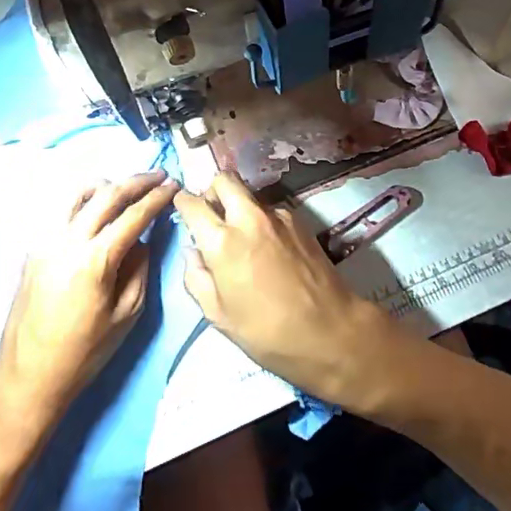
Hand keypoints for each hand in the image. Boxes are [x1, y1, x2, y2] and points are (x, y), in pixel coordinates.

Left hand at [0, 171, 178, 439]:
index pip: (134, 215)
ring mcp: (46, 243)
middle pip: (106, 194)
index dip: (158, 197)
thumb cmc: (84, 353)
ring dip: (108, 185)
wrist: (27, 378)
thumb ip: (140, 268)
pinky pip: (62, 211)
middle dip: (137, 181)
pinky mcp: (34, 250)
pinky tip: (99, 207)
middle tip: (160, 176)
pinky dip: (86, 199)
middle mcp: (67, 242)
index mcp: (94, 260)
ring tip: (129, 187)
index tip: (175, 185)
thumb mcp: (128, 313)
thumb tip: (141, 241)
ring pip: (79, 194)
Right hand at [174, 173, 404, 406]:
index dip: (183, 203)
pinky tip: (267, 249)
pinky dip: (261, 220)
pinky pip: (271, 210)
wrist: (328, 328)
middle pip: (225, 180)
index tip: (181, 209)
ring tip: (242, 240)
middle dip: (212, 191)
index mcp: (223, 242)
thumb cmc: (266, 331)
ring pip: (250, 195)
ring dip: (239, 207)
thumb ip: (197, 277)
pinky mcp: (300, 221)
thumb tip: (193, 252)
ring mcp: (279, 216)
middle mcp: (251, 218)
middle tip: (211, 217)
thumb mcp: (218, 315)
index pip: (193, 204)